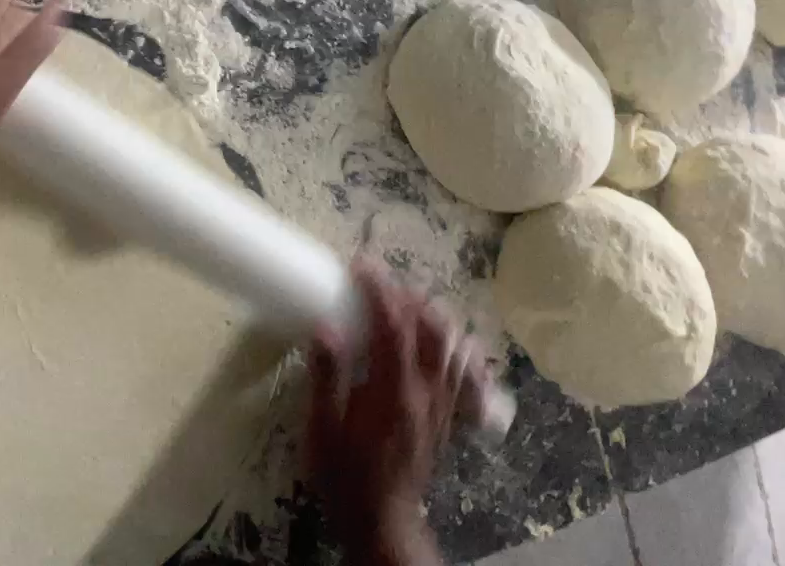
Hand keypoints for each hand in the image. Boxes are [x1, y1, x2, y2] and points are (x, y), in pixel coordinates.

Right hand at [308, 261, 480, 563]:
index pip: (393, 328)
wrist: (380, 520)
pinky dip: (454, 346)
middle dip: (409, 296)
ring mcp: (443, 406)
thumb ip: (327, 376)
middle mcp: (427, 394)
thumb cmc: (343, 471)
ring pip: (453, 348)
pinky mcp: (447, 417)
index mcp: (394, 392)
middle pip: (432, 331)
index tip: (360, 264)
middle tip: (380, 279)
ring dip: (433, 317)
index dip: (379, 290)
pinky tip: (445, 336)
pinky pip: (463, 373)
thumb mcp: (322, 427)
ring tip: (407, 298)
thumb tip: (324, 325)